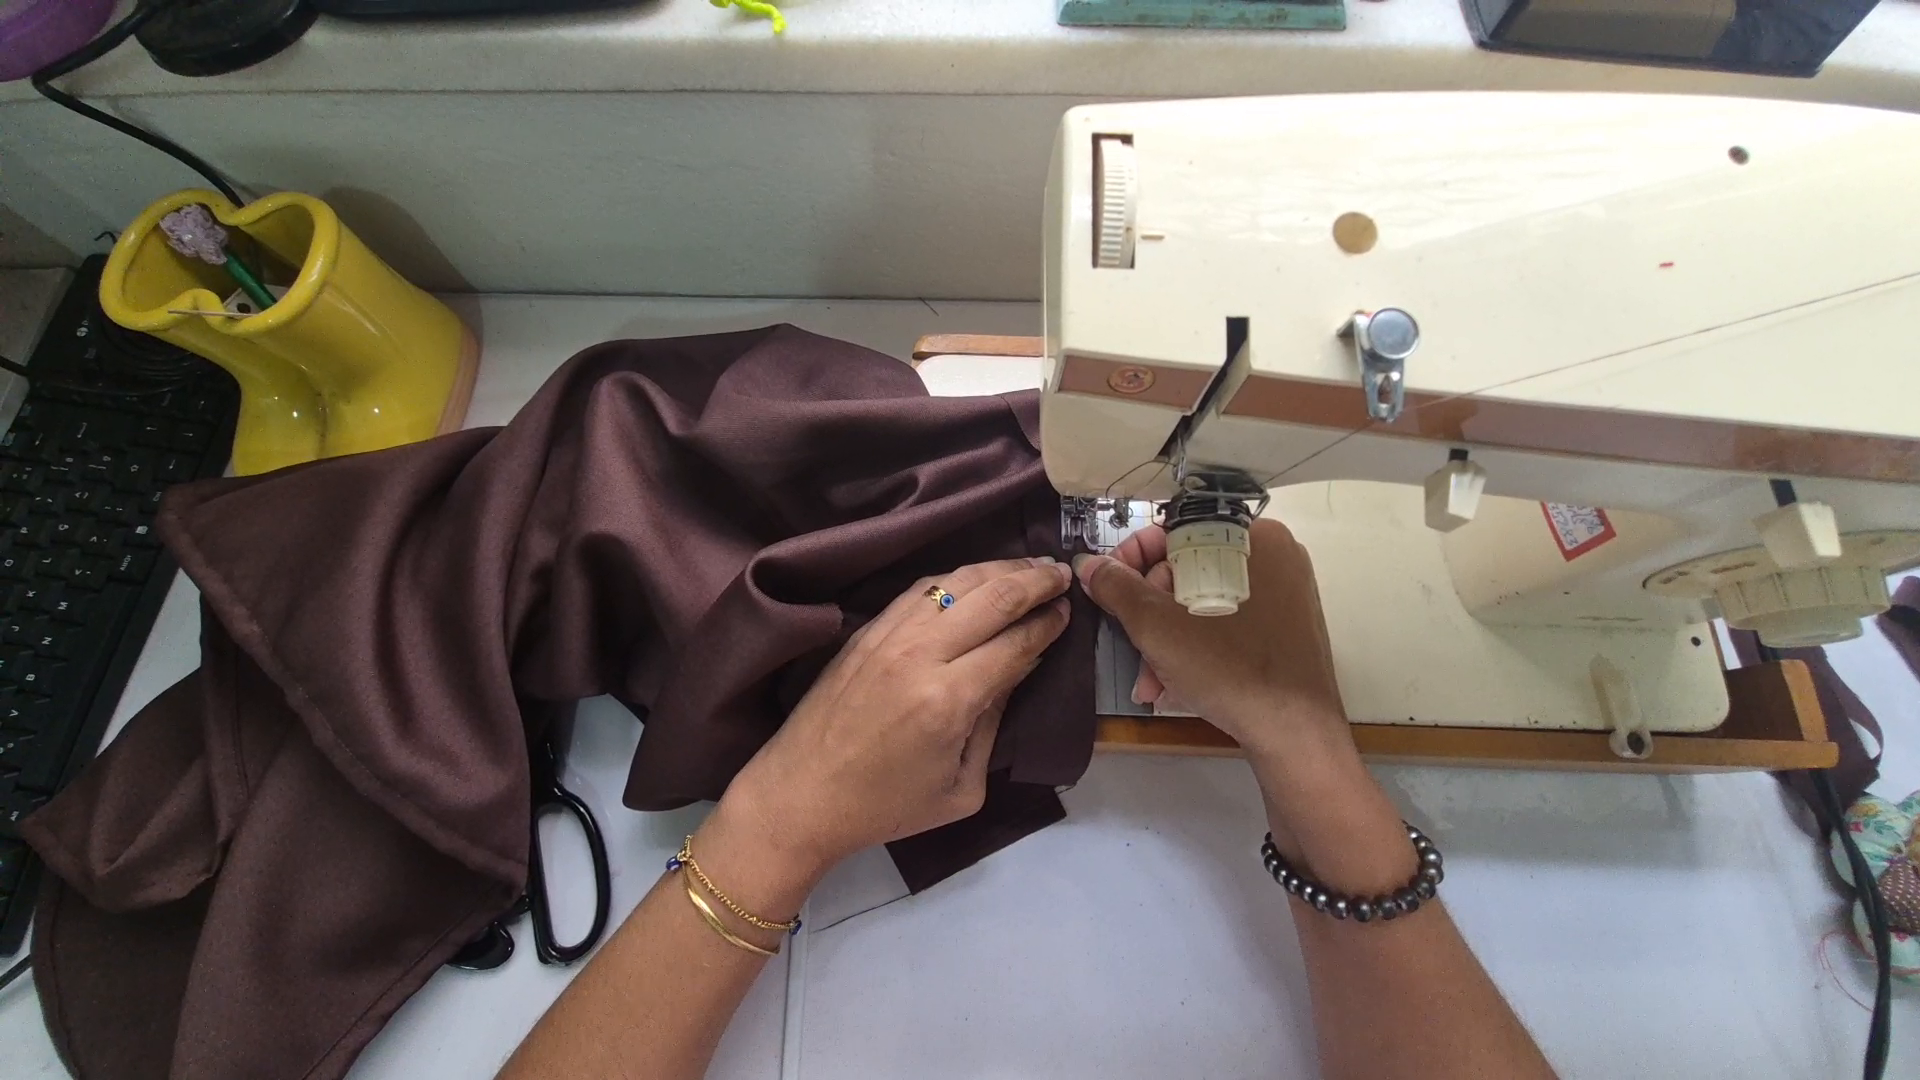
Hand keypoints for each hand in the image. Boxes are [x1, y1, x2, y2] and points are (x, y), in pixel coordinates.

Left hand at [706, 556, 1073, 891]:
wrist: (800, 796)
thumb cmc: (885, 806)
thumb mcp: (961, 788)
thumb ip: (994, 722)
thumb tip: (1018, 669)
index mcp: (950, 699)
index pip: (1015, 643)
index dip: (1048, 624)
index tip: (1069, 611)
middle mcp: (921, 654)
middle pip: (992, 598)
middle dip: (1035, 581)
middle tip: (1062, 574)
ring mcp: (890, 635)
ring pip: (956, 582)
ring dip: (1000, 569)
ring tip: (1031, 566)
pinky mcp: (867, 629)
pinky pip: (920, 588)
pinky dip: (956, 577)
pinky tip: (976, 577)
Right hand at [1073, 519, 1349, 763]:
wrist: (1295, 734)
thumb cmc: (1227, 665)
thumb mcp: (1156, 625)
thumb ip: (1116, 587)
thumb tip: (1089, 564)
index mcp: (1252, 537)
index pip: (1174, 530)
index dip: (1132, 559)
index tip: (1108, 590)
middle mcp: (1273, 556)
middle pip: (1186, 570)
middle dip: (1150, 614)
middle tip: (1130, 646)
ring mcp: (1284, 593)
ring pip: (1203, 601)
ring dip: (1166, 638)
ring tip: (1149, 681)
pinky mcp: (1287, 627)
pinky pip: (1228, 621)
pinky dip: (1197, 645)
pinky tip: (1174, 683)